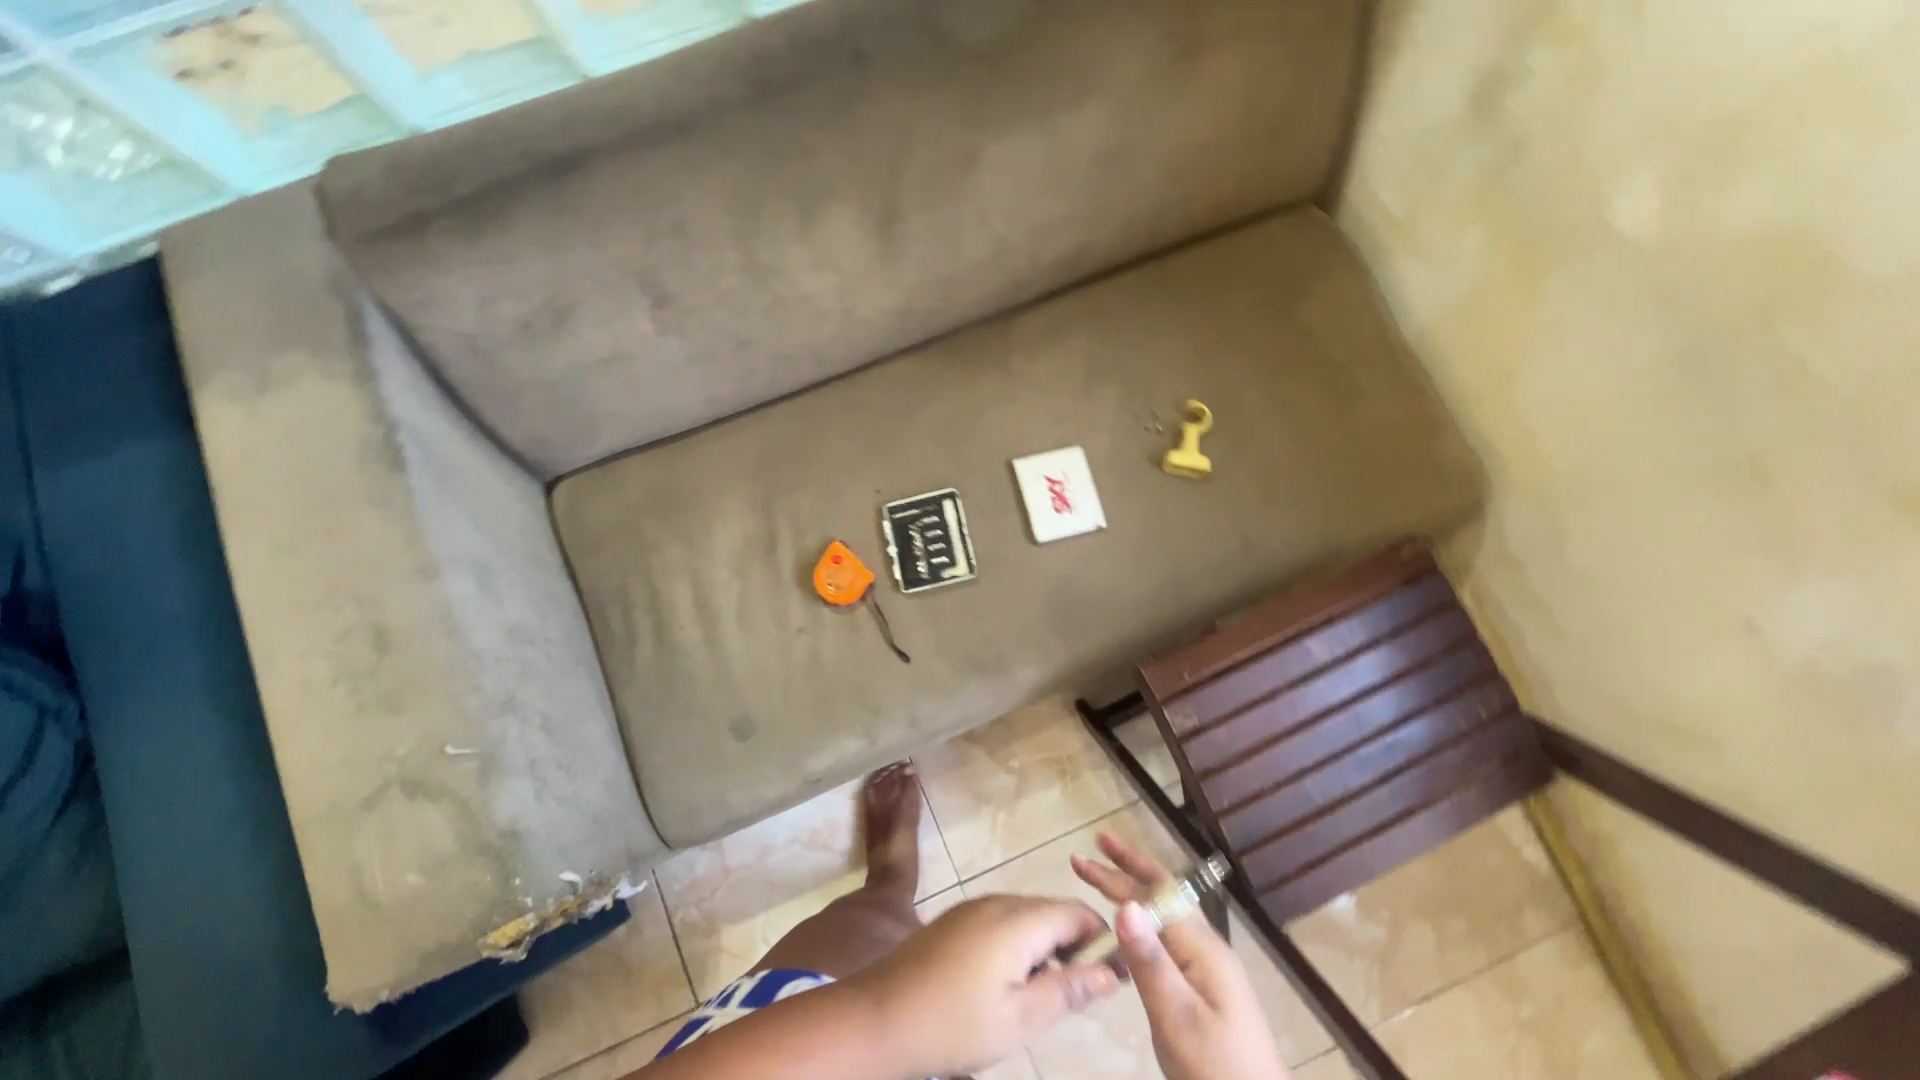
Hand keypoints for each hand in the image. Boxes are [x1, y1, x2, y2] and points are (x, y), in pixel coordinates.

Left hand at [847, 895, 1121, 1076]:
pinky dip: (1015, 944)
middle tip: (1070, 996)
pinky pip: (1000, 921)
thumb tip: (1111, 971)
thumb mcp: (1021, 1019)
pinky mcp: (952, 920)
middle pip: (1051, 912)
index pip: (1077, 913)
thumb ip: (1069, 990)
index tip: (1106, 980)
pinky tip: (1003, 984)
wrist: (877, 1018)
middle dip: (1072, 946)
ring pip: (1025, 917)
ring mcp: (971, 908)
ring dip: (1043, 947)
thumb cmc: (954, 1024)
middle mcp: (997, 902)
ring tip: (1036, 996)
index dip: (1100, 941)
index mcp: (1018, 921)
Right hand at [1072, 834, 1290, 1079]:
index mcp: (1200, 948)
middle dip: (1130, 866)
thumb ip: (1150, 962)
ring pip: (1167, 913)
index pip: (1154, 894)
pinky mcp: (1206, 986)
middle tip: (1098, 843)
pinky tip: (1133, 928)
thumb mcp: (1177, 1017)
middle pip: (1164, 894)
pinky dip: (1144, 919)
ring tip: (1109, 874)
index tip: (1082, 858)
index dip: (1118, 873)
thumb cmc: (1217, 1067)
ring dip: (1137, 889)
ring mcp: (1209, 967)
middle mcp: (1206, 948)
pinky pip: (1170, 936)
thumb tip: (1126, 905)